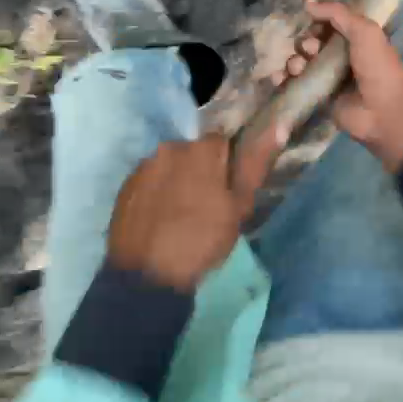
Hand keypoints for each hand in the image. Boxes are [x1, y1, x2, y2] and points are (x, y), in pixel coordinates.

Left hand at [107, 132, 279, 291]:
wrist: (147, 276)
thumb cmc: (202, 239)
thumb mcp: (239, 206)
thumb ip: (255, 164)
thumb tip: (279, 125)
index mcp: (201, 149)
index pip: (222, 142)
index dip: (227, 166)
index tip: (228, 190)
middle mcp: (169, 148)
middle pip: (193, 153)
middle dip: (200, 170)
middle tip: (206, 205)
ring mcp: (143, 168)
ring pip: (169, 167)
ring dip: (177, 181)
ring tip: (180, 215)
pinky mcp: (123, 188)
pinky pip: (149, 182)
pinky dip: (156, 193)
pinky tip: (160, 219)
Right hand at [272, 0, 402, 173]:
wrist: (383, 112)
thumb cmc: (377, 68)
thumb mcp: (365, 32)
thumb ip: (338, 14)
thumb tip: (308, 3)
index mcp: (355, 39)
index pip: (328, 24)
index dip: (318, 21)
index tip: (313, 22)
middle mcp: (340, 57)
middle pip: (311, 42)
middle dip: (306, 42)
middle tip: (312, 48)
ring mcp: (328, 78)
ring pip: (301, 62)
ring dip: (294, 60)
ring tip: (300, 67)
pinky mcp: (318, 97)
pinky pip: (296, 84)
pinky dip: (284, 79)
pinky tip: (280, 78)